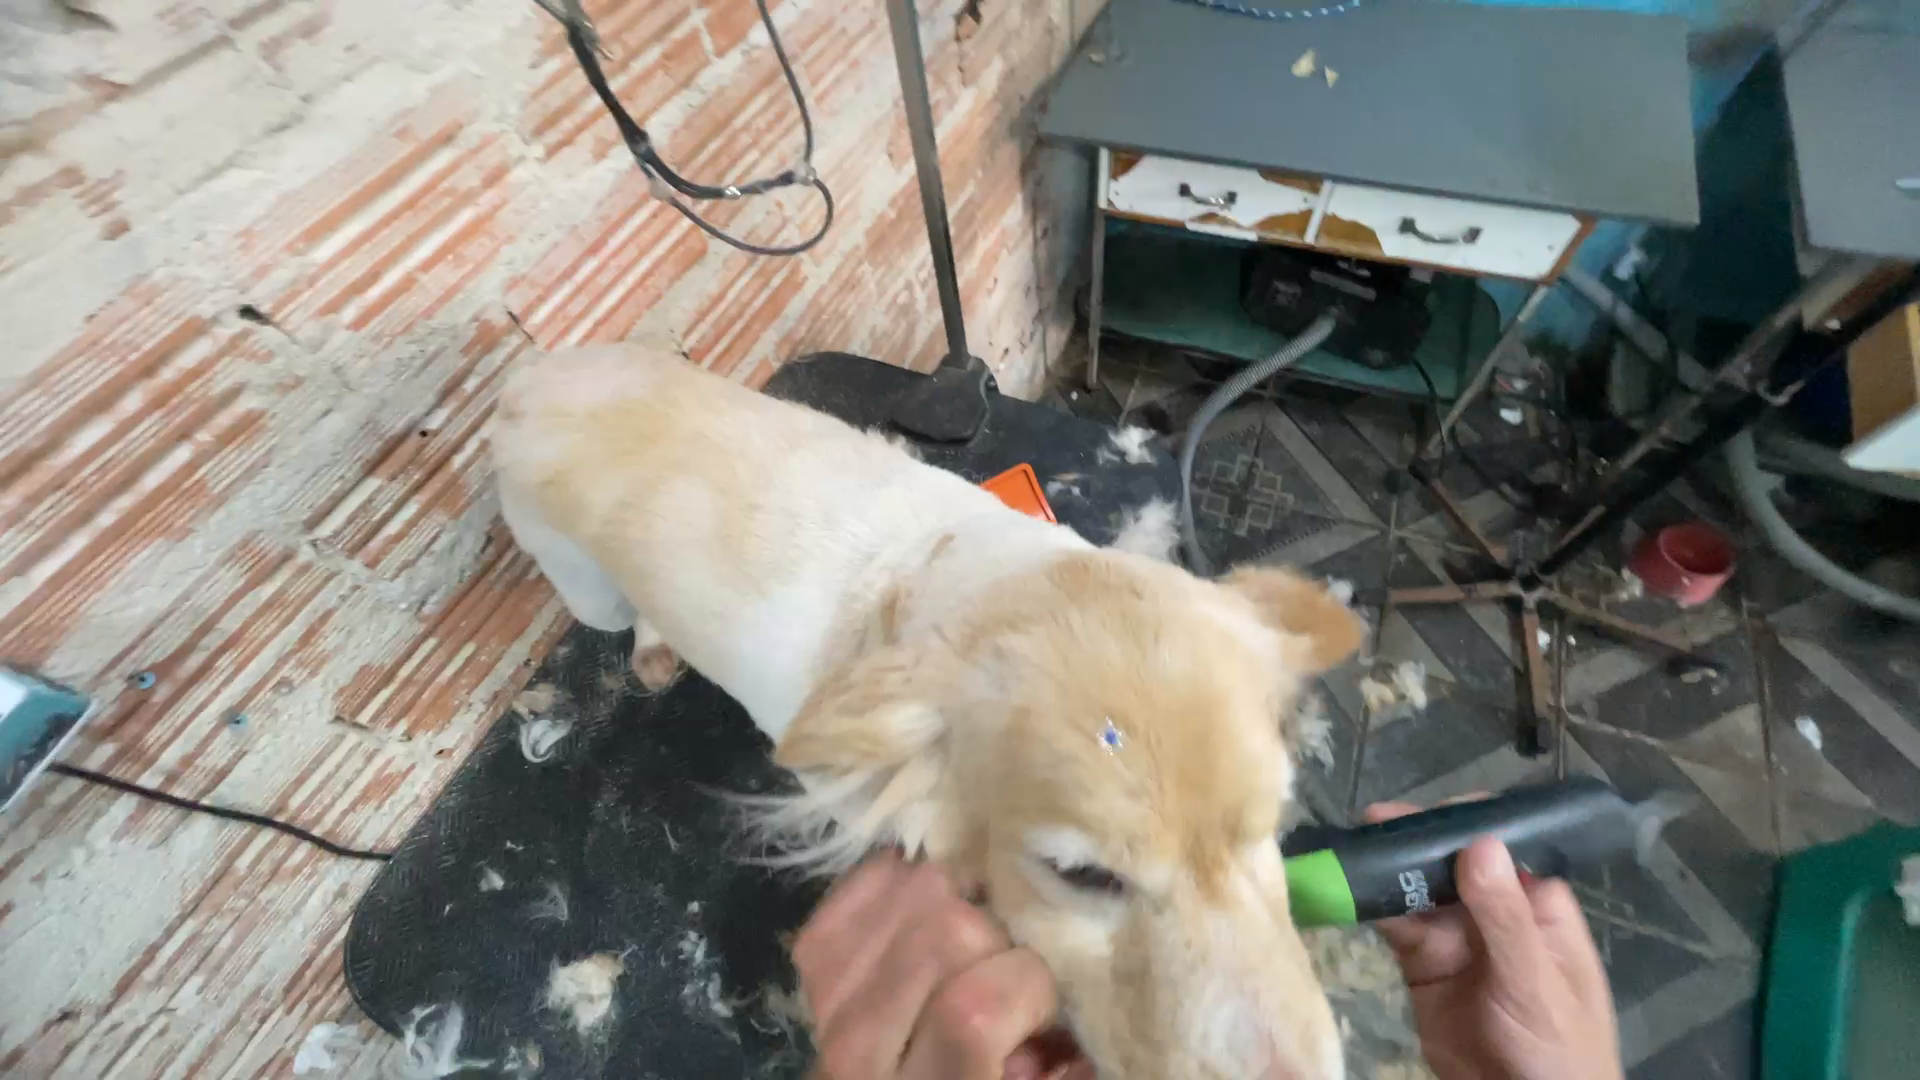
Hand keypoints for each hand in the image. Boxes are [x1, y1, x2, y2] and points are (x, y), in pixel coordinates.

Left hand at [793, 851, 1092, 1079]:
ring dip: (955, 894)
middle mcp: (861, 1046)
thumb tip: (1087, 989)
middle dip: (994, 931)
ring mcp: (829, 993)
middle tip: (1005, 955)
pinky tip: (926, 901)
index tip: (1041, 998)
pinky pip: (868, 876)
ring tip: (971, 927)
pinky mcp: (814, 951)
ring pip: (911, 887)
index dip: (1027, 984)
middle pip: (943, 929)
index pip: (973, 1009)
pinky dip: (905, 874)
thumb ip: (1061, 1058)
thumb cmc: (963, 1079)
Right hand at [1364, 801, 1623, 1079]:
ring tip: (1354, 844)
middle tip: (1376, 820)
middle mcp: (1493, 911)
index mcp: (1538, 910)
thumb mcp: (1536, 985)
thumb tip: (1480, 842)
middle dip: (1416, 836)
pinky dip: (1369, 900)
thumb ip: (1505, 917)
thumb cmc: (1555, 1052)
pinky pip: (1393, 918)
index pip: (1507, 848)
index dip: (1471, 821)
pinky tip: (1348, 885)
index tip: (1434, 810)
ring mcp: (1454, 932)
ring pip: (1417, 882)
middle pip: (1452, 858)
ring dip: (1387, 863)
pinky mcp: (1420, 955)